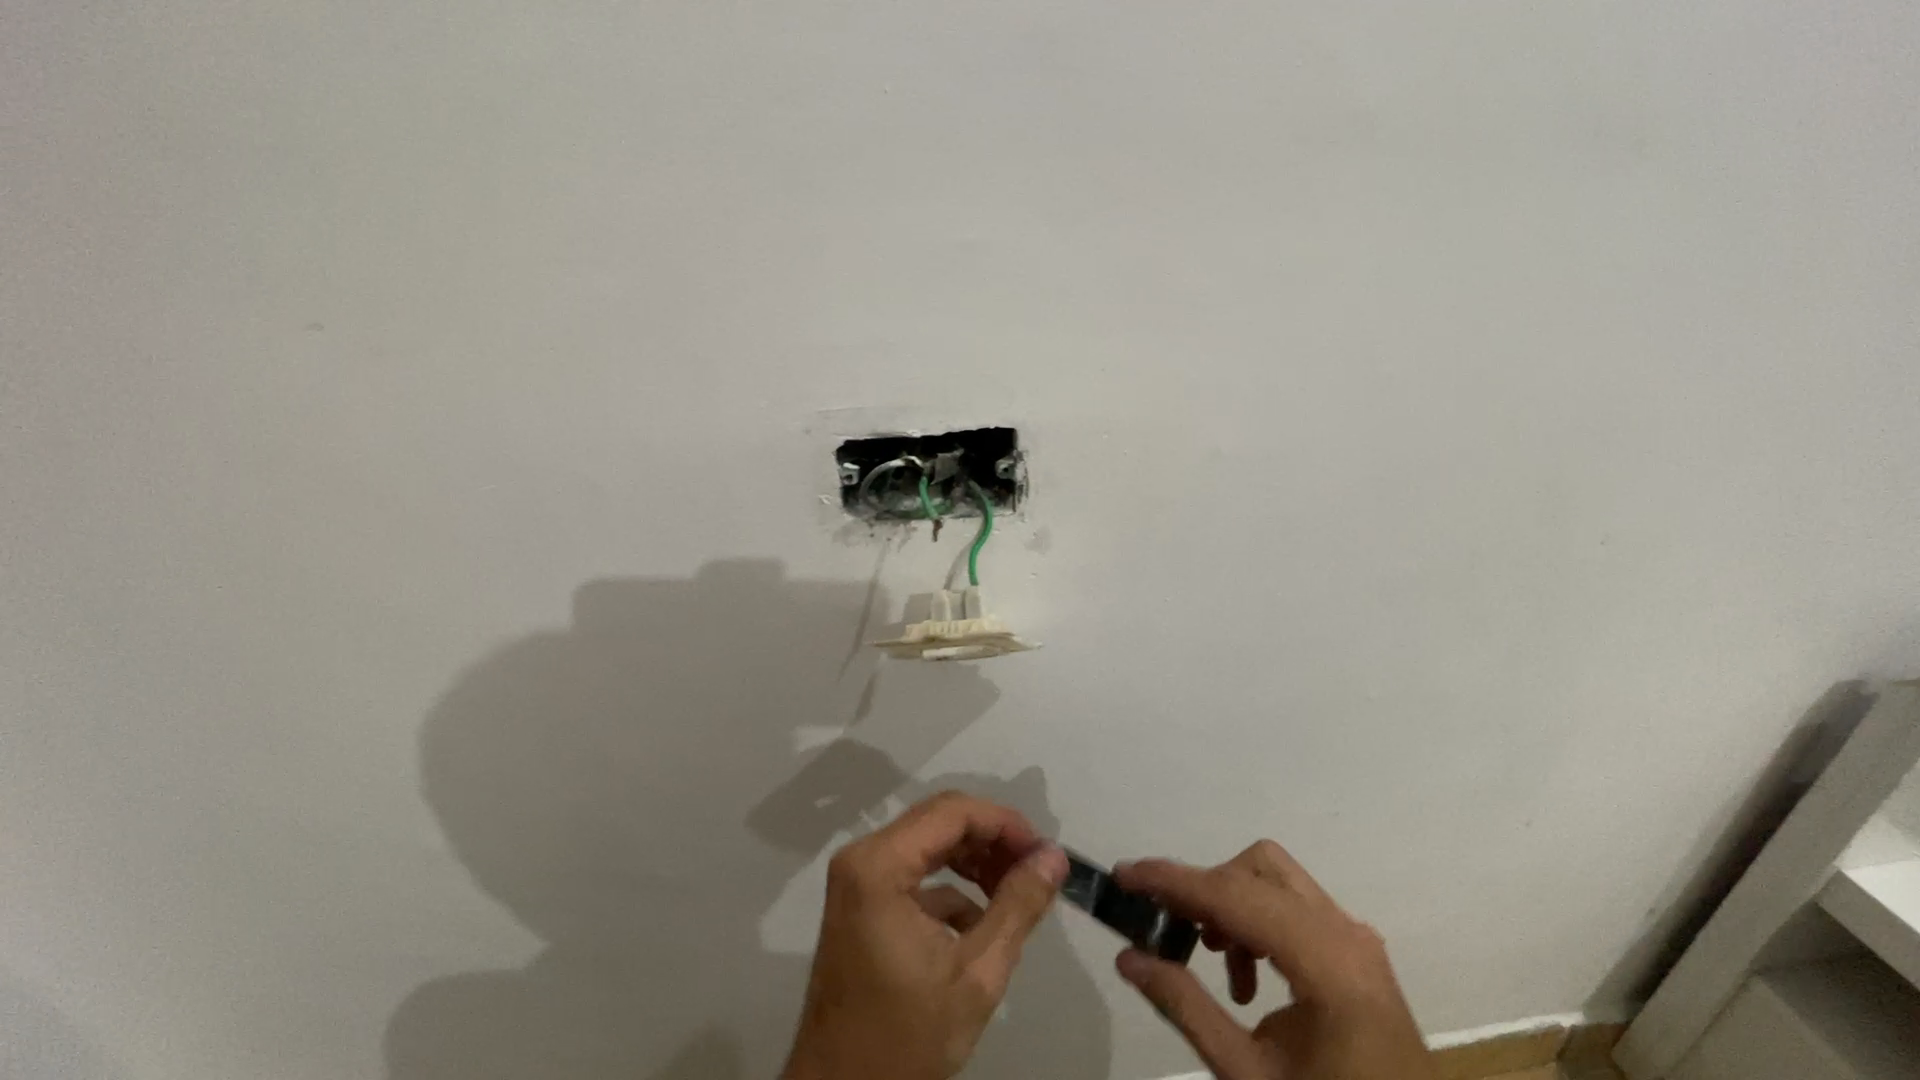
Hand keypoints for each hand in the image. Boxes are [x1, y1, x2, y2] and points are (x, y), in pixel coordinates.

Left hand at [782, 791, 1069, 1079]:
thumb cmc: (906, 1036)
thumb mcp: (977, 973)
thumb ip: (1018, 906)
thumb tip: (1055, 857)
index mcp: (880, 865)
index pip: (953, 812)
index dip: (1005, 824)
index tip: (1045, 853)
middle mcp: (862, 858)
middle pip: (940, 821)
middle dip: (993, 840)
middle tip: (1037, 871)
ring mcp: (858, 880)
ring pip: (930, 843)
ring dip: (976, 860)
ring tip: (1018, 892)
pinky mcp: (862, 902)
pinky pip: (915, 873)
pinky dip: (953, 886)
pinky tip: (983, 922)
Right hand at [1113, 842, 1436, 1079]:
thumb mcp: (1247, 1075)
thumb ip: (1185, 1007)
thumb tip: (1128, 957)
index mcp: (1327, 963)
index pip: (1235, 895)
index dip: (1173, 880)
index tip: (1122, 874)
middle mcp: (1346, 935)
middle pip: (1258, 869)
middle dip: (1203, 889)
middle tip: (1163, 925)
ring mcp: (1358, 941)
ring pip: (1277, 881)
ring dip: (1230, 904)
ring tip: (1208, 960)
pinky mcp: (1359, 955)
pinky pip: (1296, 908)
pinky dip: (1257, 922)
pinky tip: (1245, 982)